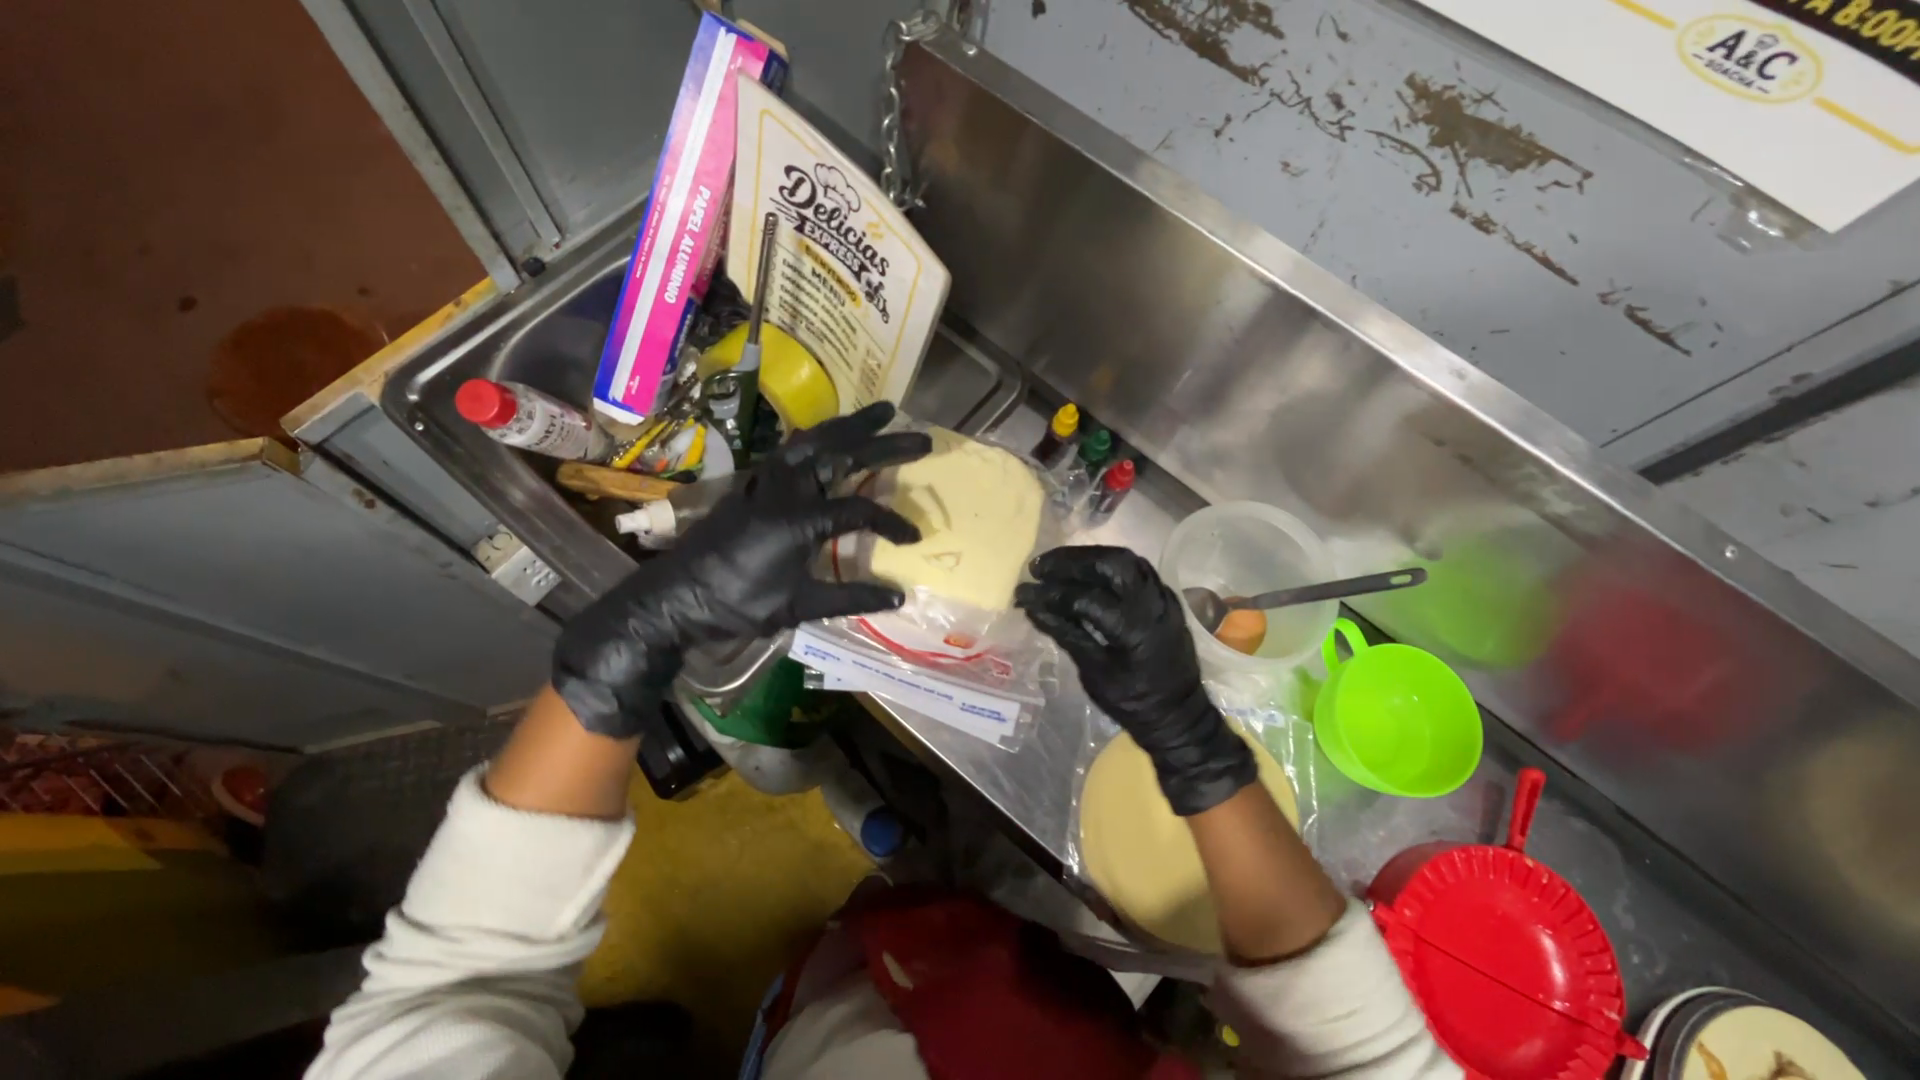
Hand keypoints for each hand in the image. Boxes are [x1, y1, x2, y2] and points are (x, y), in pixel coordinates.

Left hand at [553, 402, 932, 737]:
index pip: (859, 510)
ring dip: (849, 426)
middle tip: (920, 435)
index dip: (892, 522)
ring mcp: (765, 481)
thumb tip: (898, 595)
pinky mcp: (753, 483)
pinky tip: (829, 435)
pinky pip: (791, 448)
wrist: (677, 597)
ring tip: (881, 413)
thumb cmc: (737, 605)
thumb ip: (850, 597)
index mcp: (798, 520)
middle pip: (841, 454)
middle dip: (883, 444)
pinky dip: (818, 436)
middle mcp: (784, 489)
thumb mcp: (798, 607)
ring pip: (814, 440)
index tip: (914, 538)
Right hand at [1016, 546, 1254, 815]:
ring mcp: (1164, 598)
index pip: (1085, 598)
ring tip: (1058, 564)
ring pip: (1126, 559)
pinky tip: (1087, 570)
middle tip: (1039, 567)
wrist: (1179, 715)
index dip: (1051, 594)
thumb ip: (1066, 634)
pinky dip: (1109, 563)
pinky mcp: (1166, 598)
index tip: (1024, 593)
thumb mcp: (1094, 673)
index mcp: (1134, 629)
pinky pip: (1138, 568)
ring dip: (1089, 557)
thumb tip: (1033, 608)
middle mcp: (1153, 605)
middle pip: (1110, 564)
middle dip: (1070, 561)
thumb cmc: (1133, 702)